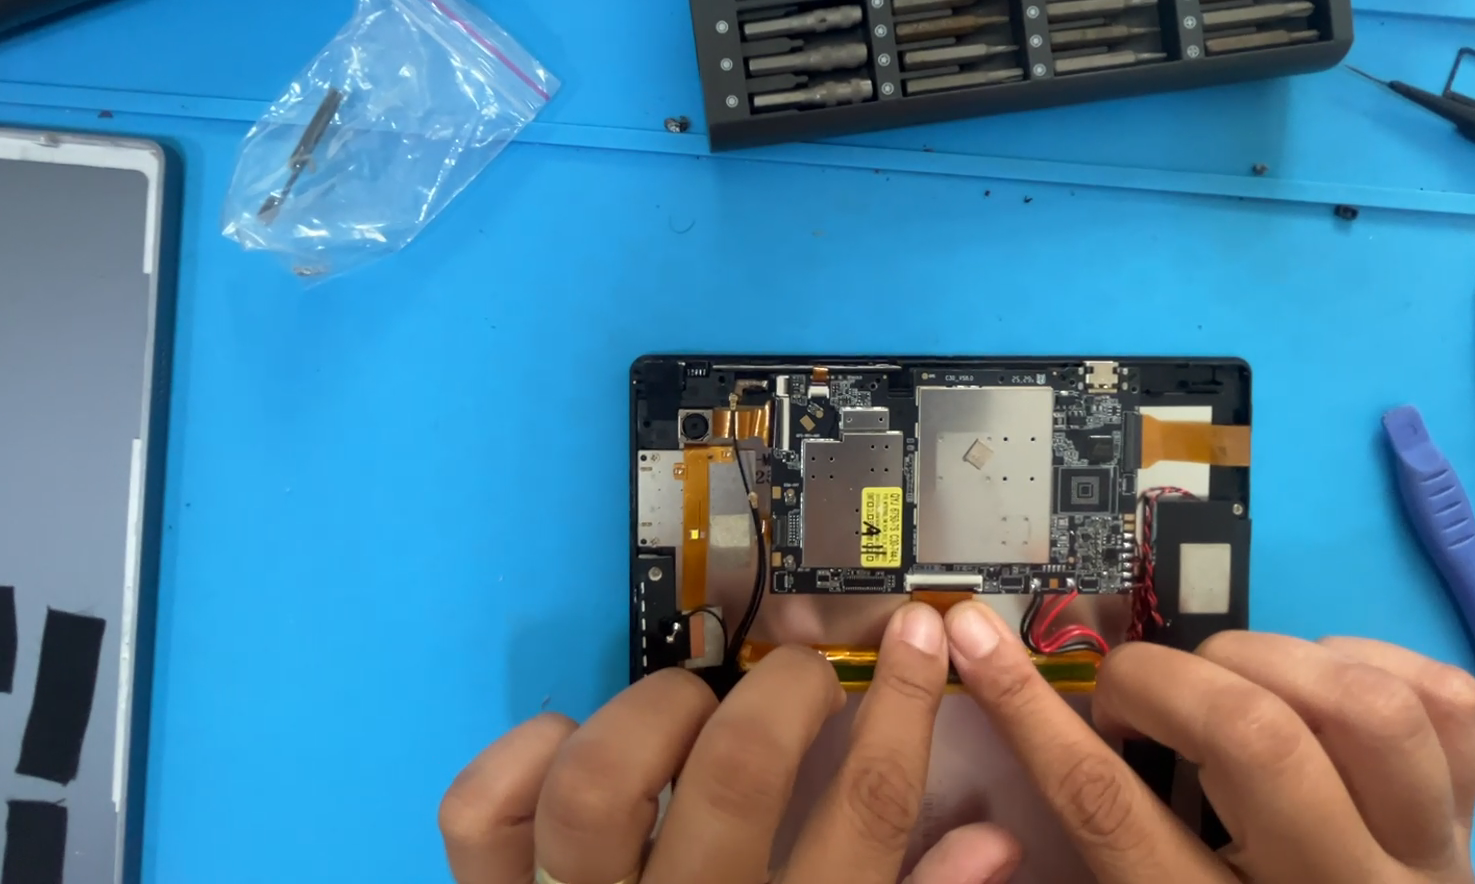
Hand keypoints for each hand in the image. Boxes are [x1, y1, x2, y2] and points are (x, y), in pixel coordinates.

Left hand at [440, 601, 1019, 883]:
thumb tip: (989, 838)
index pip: (866, 815)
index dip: (902, 710)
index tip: (920, 637)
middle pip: (738, 772)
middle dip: (785, 693)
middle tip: (797, 685)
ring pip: (604, 774)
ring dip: (662, 708)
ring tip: (692, 712)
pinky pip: (485, 806)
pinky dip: (529, 747)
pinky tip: (573, 743)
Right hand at [942, 601, 1474, 882]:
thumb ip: (1087, 836)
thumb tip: (1023, 708)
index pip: (1106, 807)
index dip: (1029, 711)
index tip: (975, 637)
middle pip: (1252, 739)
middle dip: (1157, 681)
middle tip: (1131, 699)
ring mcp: (1433, 859)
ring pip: (1360, 707)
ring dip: (1263, 661)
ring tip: (1223, 683)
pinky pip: (1439, 701)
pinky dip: (1358, 662)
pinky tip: (1310, 687)